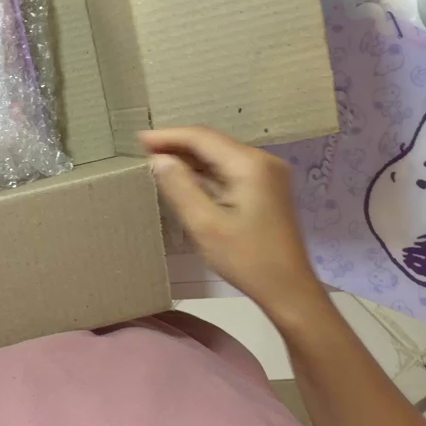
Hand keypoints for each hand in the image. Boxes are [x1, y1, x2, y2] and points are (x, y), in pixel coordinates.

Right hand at [139, 127, 323, 318]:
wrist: (288, 288)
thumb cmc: (246, 259)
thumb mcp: (205, 225)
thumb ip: (180, 188)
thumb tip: (158, 160)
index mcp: (250, 164)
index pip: (202, 138)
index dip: (168, 137)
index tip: (137, 140)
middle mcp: (262, 161)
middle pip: (212, 144)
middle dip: (177, 146)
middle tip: (141, 152)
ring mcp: (268, 174)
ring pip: (220, 157)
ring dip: (190, 159)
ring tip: (156, 163)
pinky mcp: (266, 189)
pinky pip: (230, 171)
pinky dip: (205, 173)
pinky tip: (184, 180)